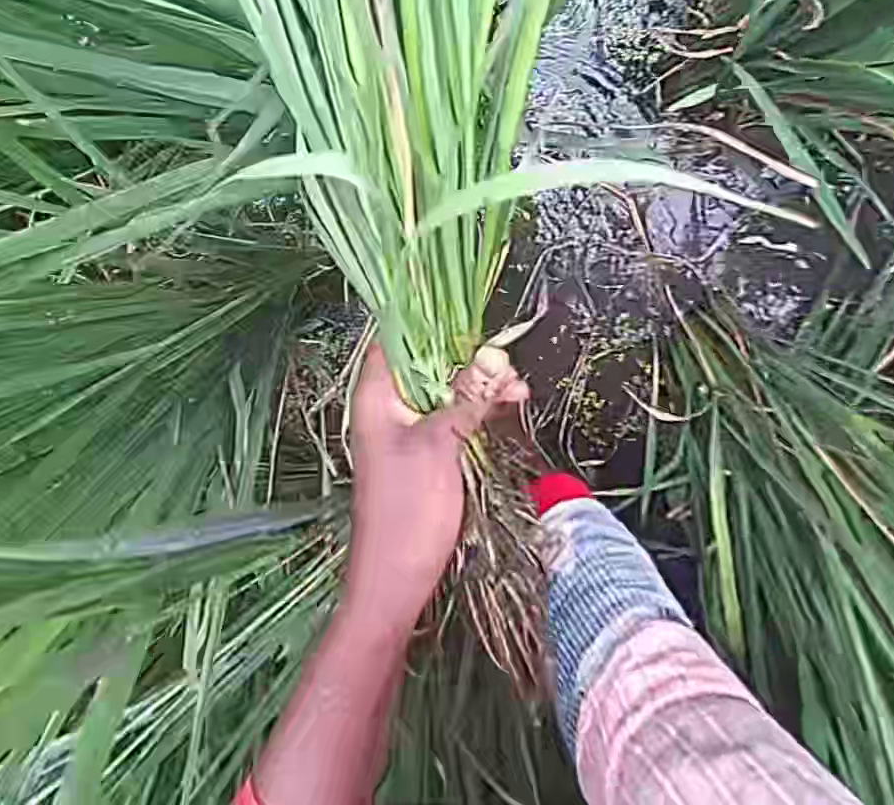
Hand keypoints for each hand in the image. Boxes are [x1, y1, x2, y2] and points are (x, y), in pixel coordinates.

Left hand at [342, 343, 529, 627]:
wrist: (396, 582)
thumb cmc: (408, 510)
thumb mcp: (441, 444)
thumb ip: (467, 396)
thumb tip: (495, 355)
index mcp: (377, 395)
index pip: (395, 337)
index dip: (427, 318)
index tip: (466, 310)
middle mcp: (388, 405)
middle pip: (426, 360)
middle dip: (467, 355)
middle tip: (505, 358)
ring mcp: (406, 427)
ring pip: (444, 387)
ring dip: (478, 383)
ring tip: (517, 386)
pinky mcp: (424, 448)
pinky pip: (451, 413)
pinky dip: (476, 407)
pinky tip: (508, 404)